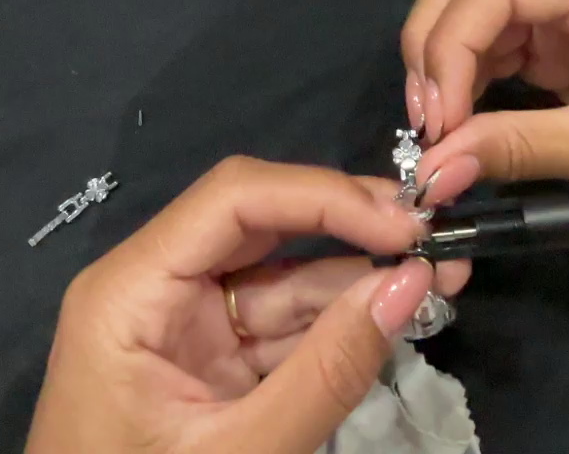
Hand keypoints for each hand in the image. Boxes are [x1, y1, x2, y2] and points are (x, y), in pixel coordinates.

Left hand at [25, 157, 470, 453]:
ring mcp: (185, 318)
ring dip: (358, 271)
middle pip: (260, 219)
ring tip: (436, 271)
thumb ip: (327, 371)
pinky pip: (281, 319)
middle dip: (349, 223)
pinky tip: (393, 307)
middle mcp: (156, 281)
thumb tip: (412, 282)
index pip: (233, 199)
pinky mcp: (211, 354)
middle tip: (431, 234)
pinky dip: (339, 316)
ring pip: (281, 269)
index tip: (403, 223)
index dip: (323, 196)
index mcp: (131, 288)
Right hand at [401, 0, 568, 229]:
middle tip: (427, 112)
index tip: (439, 118)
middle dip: (436, 37)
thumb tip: (432, 171)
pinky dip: (465, 71)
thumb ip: (516, 148)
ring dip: (444, 55)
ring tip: (437, 120)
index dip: (451, 42)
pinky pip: (493, 35)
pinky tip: (460, 113)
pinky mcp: (562, 32)